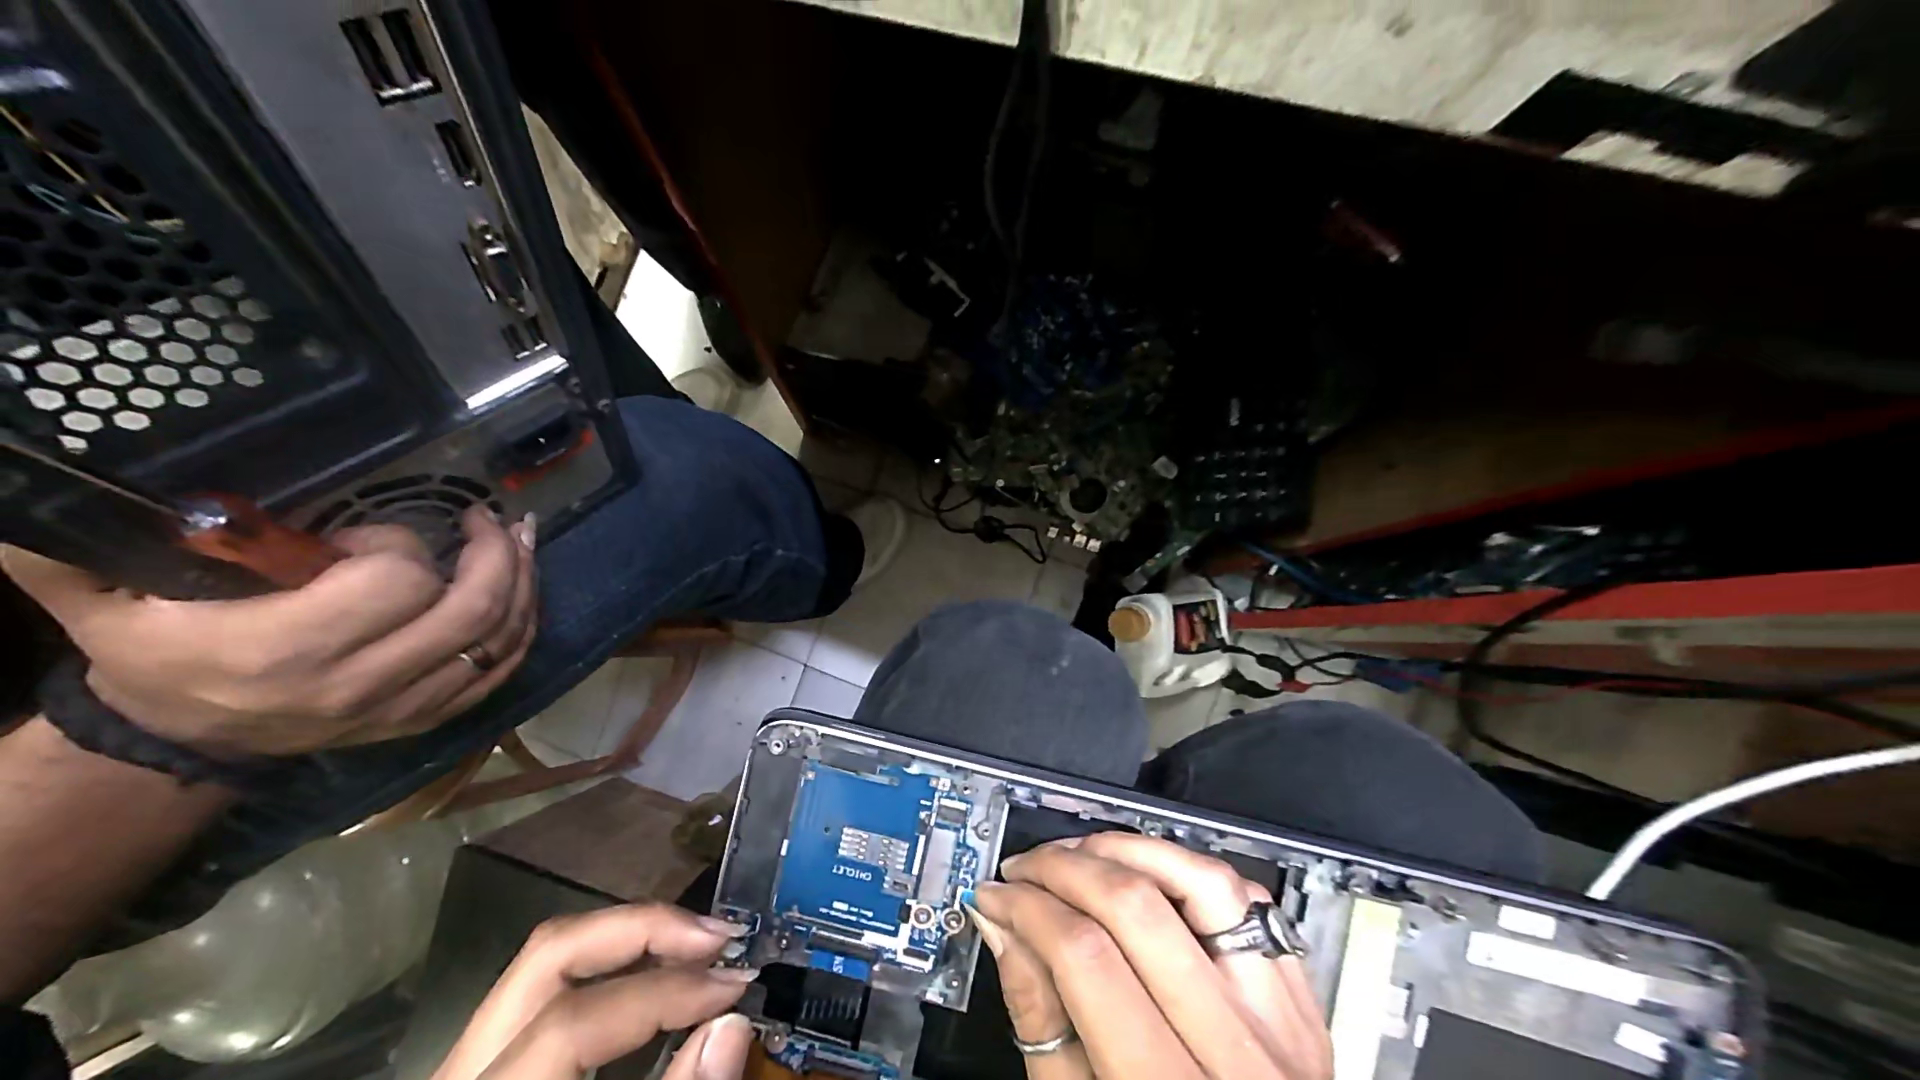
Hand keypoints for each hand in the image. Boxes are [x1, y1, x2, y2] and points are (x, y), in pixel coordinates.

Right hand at [0, 505, 536, 756]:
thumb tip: (33, 471)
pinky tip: (527, 589)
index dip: (398, 544)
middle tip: (491, 517)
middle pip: (470, 610)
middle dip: (495, 553)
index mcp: (289, 650)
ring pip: (497, 639)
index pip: (397, 582)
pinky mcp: (427, 717)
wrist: (184, 745)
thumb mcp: (104, 604)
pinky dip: (522, 627)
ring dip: (523, 581)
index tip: (371, 534)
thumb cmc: (159, 662)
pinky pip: (499, 672)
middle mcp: (360, 684)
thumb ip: (82, 547)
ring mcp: (405, 708)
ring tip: (522, 537)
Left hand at [431, 905, 758, 1079]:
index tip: (735, 986)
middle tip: (717, 938)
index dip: (663, 993)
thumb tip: (731, 1023)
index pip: (571, 1025)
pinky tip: (662, 972)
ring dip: (635, 937)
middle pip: (549, 957)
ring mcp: (463, 1068)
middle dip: (645, 931)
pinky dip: (616, 964)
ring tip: (700, 945)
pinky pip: (552, 986)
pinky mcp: (484, 1066)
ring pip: (548, 958)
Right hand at [969, 832, 1333, 1079]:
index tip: (996, 896)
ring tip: (1080, 853)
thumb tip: (1005, 925)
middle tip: (1026, 869)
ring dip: (1128, 850)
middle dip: (1064, 868)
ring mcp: (1280, 1022)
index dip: (1028, 909)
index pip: (1086, 956)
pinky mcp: (1298, 1002)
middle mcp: (1237, 1053)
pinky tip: (1148, 872)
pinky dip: (1189, 870)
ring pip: (1201, 882)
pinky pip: (1248, 902)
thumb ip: (1039, 1021)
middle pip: (1137, 908)